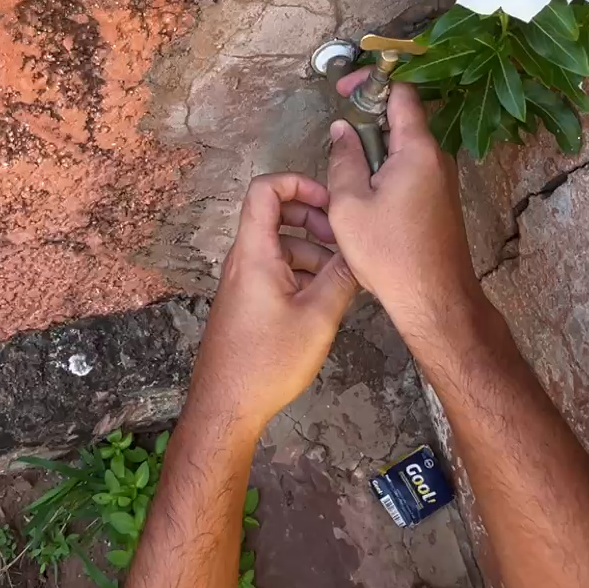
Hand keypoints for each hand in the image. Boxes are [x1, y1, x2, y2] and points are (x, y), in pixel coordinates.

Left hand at [189, 173, 359, 433]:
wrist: (227, 405)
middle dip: (313, 218)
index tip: (329, 201)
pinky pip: (277, 269)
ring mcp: (244, 280)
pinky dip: (302, 271)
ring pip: (281, 245)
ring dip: (312, 249)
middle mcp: (244, 259)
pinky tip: (326, 296)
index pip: (265, 189)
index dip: (298, 182)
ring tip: (343, 275)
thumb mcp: (318, 316)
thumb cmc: (268, 361)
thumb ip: (342, 277)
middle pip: (275, 214)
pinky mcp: (248, 300)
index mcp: (255, 252)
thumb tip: (361, 252)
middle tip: (342, 239)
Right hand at [324, 75, 483, 340]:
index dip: (371, 82)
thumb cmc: (390, 253)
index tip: (345, 91)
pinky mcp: (440, 197)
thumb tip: (342, 130)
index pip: (401, 92)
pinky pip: (413, 165)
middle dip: (370, 115)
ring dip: (378, 145)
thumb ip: (344, 159)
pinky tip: (368, 189)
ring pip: (408, 143)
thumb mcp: (349, 203)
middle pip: (405, 116)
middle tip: (341, 133)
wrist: (435, 298)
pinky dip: (389, 165)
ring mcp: (442, 177)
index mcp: (418, 149)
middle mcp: (437, 156)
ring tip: (350, 166)